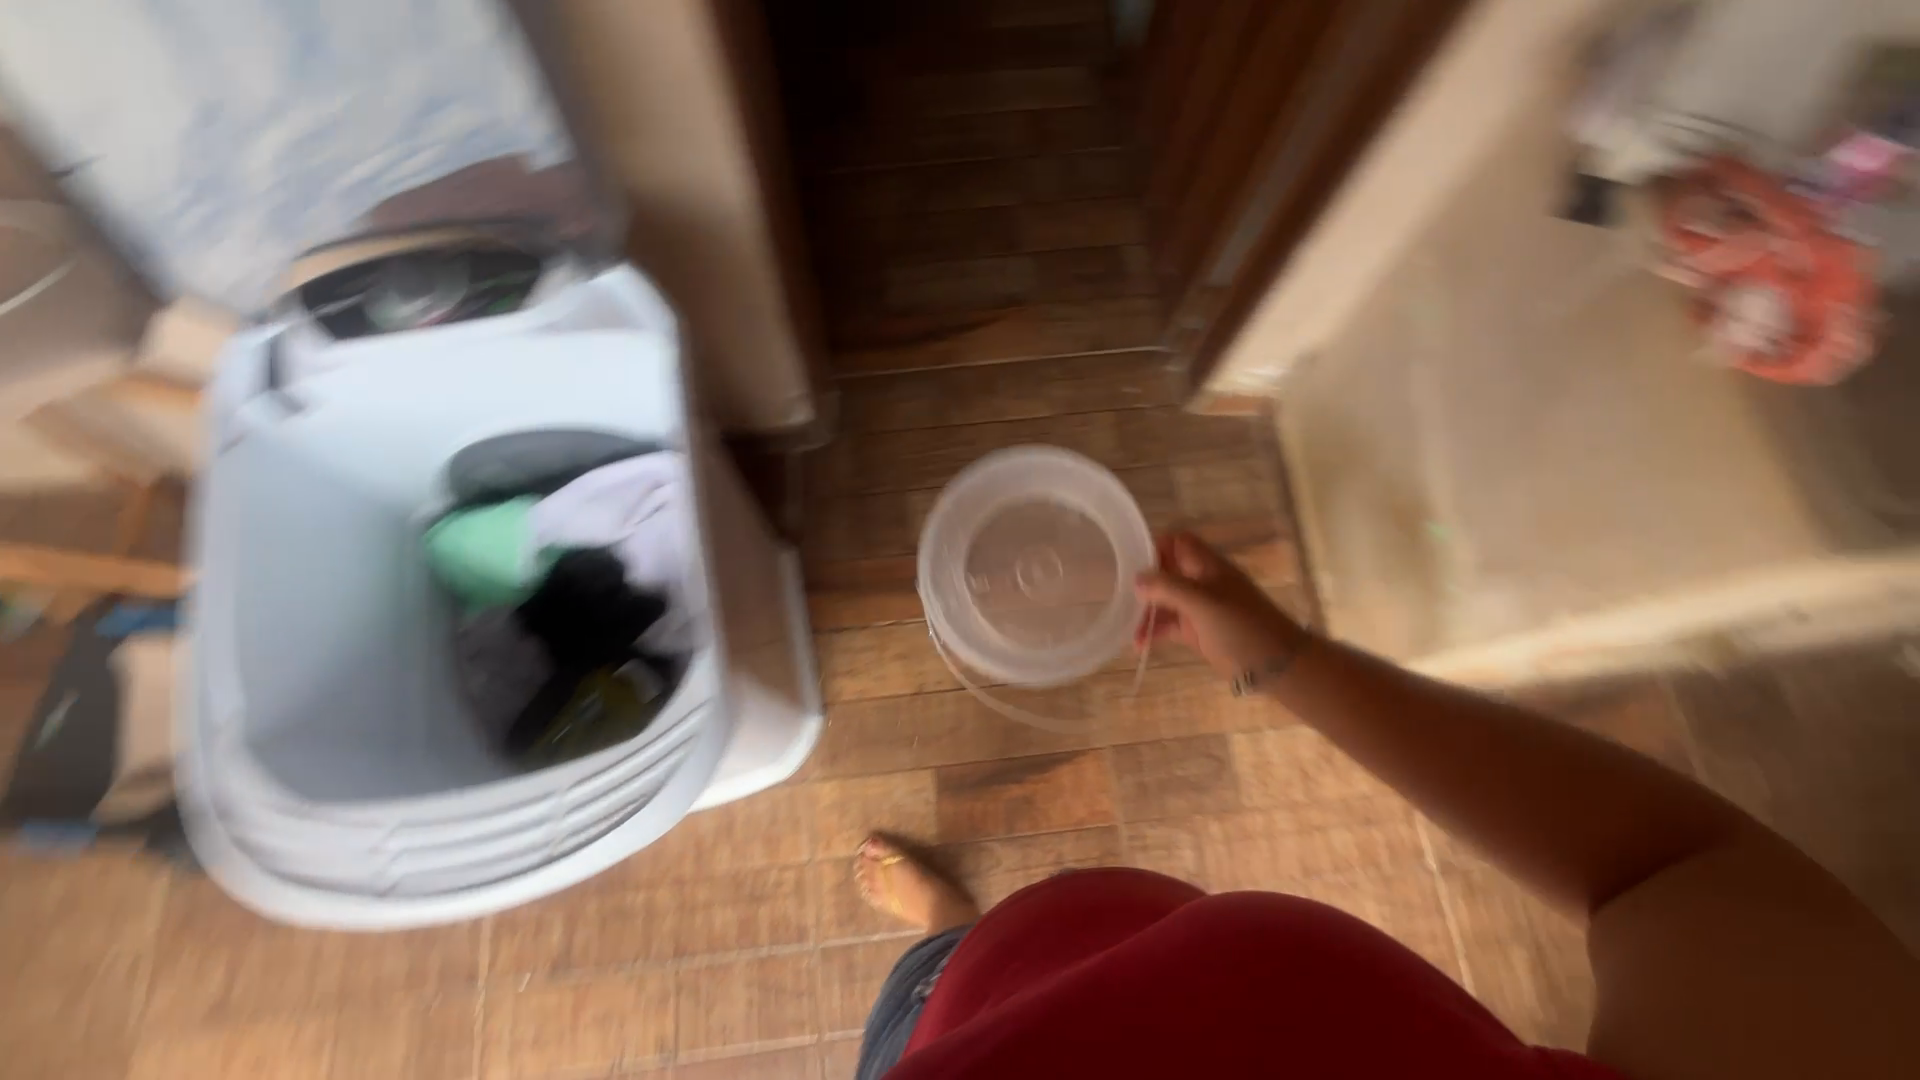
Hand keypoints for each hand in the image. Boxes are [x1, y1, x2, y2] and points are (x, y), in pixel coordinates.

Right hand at [1134, 532, 1310, 680]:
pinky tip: (1138, 645)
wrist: (1276, 665)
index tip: (1131, 562)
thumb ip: (1168, 588)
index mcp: (1206, 565)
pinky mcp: (1197, 631)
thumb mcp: (1203, 603)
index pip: (1177, 542)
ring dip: (1144, 612)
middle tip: (1120, 596)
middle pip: (1165, 571)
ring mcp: (1199, 607)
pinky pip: (1168, 626)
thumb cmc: (1242, 626)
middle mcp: (1201, 581)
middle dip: (1143, 582)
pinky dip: (1153, 632)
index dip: (1156, 546)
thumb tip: (1137, 580)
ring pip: (1164, 601)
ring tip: (1127, 628)